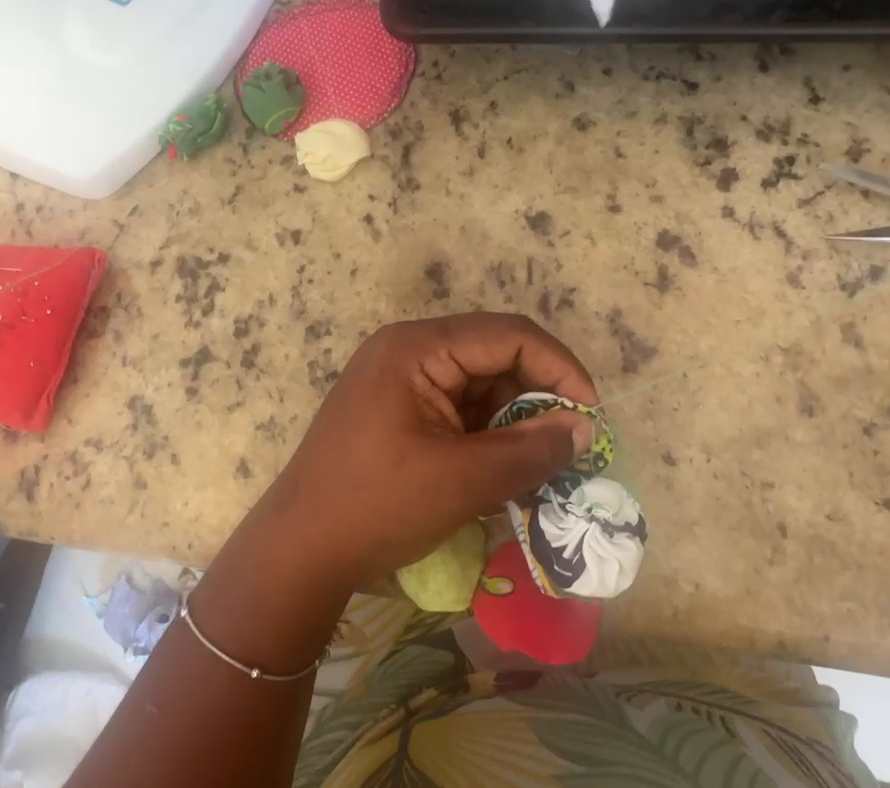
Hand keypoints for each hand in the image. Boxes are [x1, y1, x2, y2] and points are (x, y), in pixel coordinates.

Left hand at [236, 312, 599, 593]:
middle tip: (570, 447)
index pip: (508, 335)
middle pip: (494, 356)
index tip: (591, 415)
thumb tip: (583, 428)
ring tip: (540, 467)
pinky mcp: (397, 412)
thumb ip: (530, 450)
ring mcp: (399, 382)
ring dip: (514, 422)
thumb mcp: (463, 480)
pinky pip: (458, 411)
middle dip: (537, 399)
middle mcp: (407, 352)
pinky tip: (505, 472)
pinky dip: (487, 437)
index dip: (558, 368)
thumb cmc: (377, 506)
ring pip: (479, 387)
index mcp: (416, 348)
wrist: (299, 554)